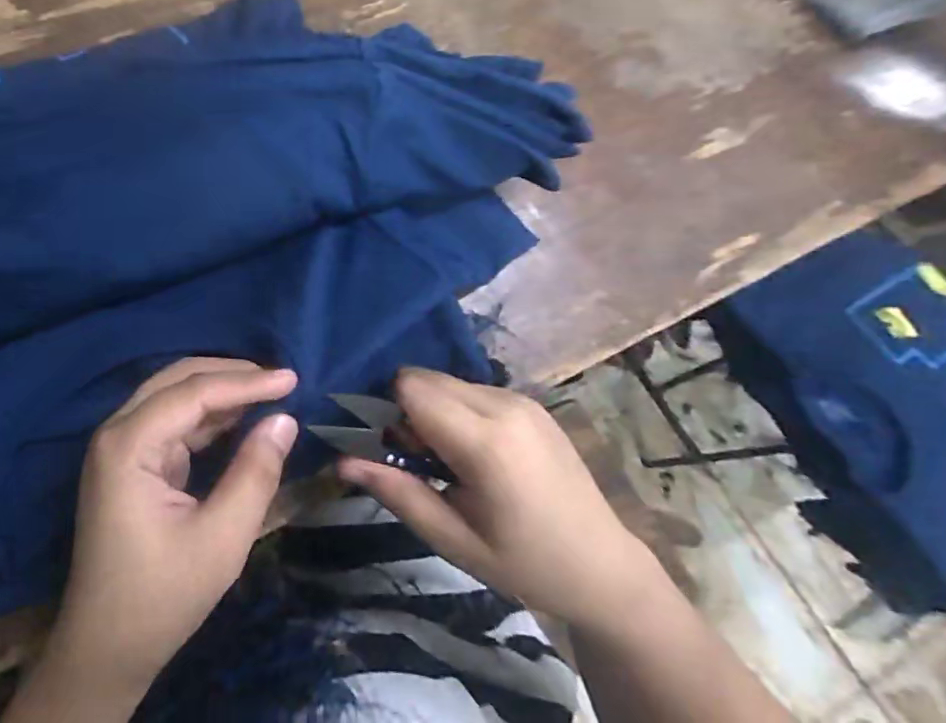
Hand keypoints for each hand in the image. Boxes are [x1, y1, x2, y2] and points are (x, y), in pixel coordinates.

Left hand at [48, 357, 298, 690]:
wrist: (105, 649)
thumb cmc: (161, 597)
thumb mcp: (221, 539)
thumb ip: (254, 474)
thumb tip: (284, 420)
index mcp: (127, 445)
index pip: (193, 393)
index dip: (245, 382)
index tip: (292, 378)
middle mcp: (117, 433)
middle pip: (177, 382)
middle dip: (230, 375)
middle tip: (281, 380)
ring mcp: (120, 446)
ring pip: (174, 397)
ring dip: (220, 392)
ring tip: (269, 392)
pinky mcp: (130, 462)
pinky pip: (172, 422)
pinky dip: (208, 417)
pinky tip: (240, 417)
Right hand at [336, 368, 661, 630]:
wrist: (605, 568)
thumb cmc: (524, 563)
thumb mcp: (453, 539)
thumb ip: (396, 493)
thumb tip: (341, 462)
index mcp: (485, 441)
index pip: (409, 387)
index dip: (386, 410)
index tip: (386, 448)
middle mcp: (503, 405)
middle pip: (424, 377)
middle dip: (405, 408)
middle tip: (414, 459)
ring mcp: (521, 399)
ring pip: (446, 381)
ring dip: (431, 409)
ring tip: (446, 460)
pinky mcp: (530, 402)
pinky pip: (472, 389)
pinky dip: (456, 410)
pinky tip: (472, 453)